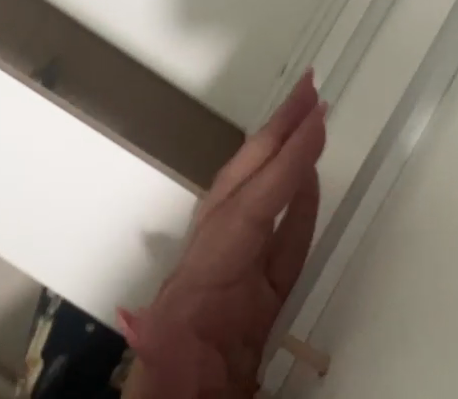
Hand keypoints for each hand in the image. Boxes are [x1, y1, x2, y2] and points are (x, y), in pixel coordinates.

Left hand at [118, 72, 326, 398]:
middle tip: (308, 89)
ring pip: (262, 204)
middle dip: (276, 135)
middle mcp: (212, 269)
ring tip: (310, 117)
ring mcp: (233, 282)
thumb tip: (146, 324)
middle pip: (247, 187)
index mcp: (196, 287)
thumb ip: (157, 349)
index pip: (246, 213)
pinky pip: (279, 245)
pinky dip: (296, 207)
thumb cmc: (172, 397)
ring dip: (287, 158)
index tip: (310, 124)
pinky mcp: (252, 306)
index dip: (281, 169)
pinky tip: (310, 182)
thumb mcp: (162, 378)